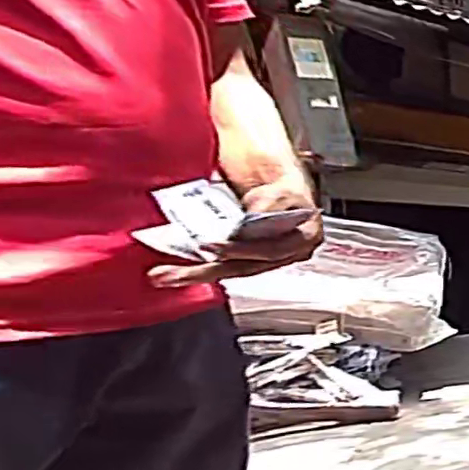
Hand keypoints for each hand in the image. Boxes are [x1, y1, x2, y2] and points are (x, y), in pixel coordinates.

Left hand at [148, 178, 322, 287]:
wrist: (278, 194)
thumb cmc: (282, 192)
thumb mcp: (282, 192)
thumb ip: (271, 204)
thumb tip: (252, 218)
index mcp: (306, 237)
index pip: (274, 250)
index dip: (243, 250)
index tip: (210, 246)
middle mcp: (290, 254)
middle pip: (250, 266)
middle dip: (210, 270)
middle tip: (174, 273)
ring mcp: (268, 260)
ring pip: (234, 270)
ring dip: (198, 274)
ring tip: (163, 277)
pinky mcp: (249, 260)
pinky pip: (226, 267)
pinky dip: (200, 268)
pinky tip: (174, 272)